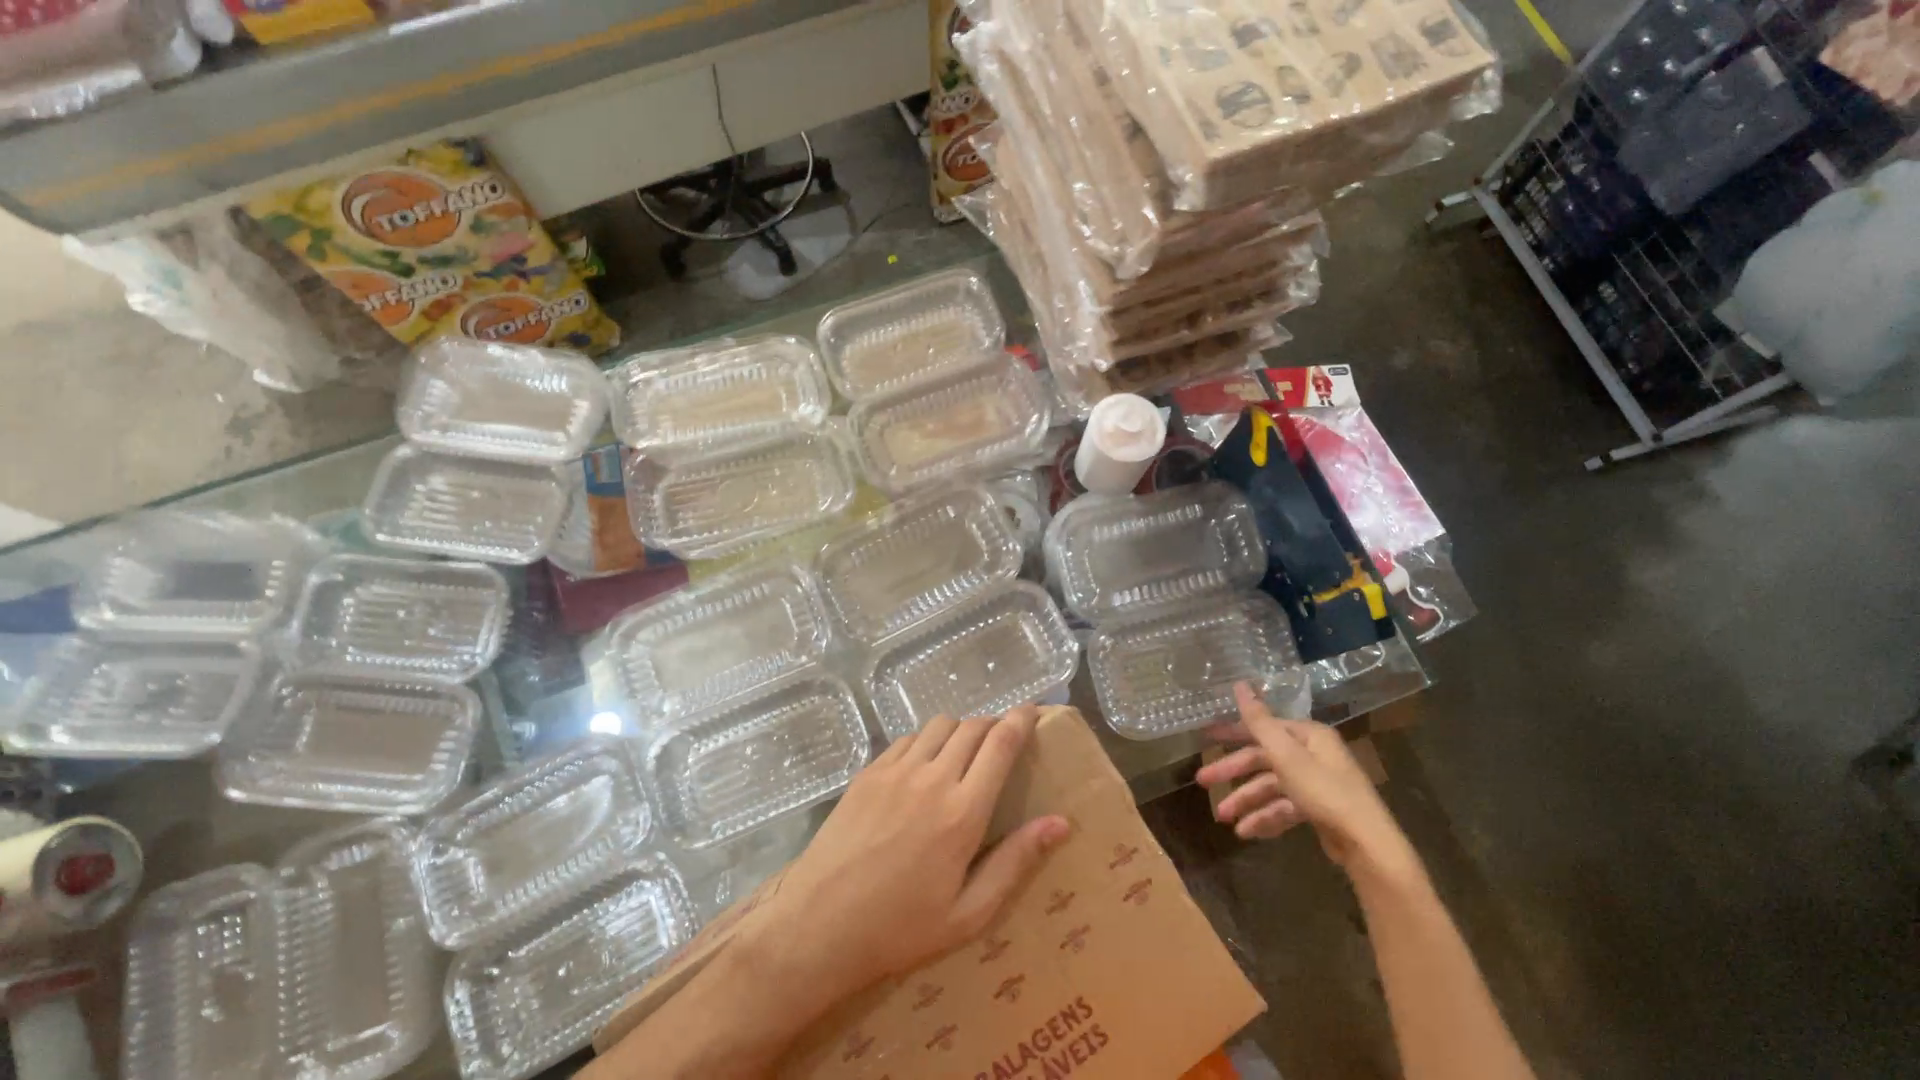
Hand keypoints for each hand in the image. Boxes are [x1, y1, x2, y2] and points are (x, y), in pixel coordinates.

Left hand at [743, 707, 1071, 1000]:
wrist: (819, 925)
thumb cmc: (900, 929)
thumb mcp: (969, 913)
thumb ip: (1015, 862)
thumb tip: (1060, 823)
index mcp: (962, 812)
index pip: (1000, 744)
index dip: (1021, 719)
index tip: (1033, 711)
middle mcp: (931, 779)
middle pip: (971, 727)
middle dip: (994, 723)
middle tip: (1004, 738)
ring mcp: (894, 772)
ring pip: (937, 725)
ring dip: (960, 729)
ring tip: (966, 750)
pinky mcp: (866, 775)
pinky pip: (905, 739)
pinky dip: (925, 741)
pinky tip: (925, 764)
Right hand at [1197, 682, 1421, 890]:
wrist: (1366, 843)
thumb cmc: (1325, 792)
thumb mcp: (1287, 756)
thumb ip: (1260, 723)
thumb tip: (1240, 685)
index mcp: (1309, 736)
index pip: (1264, 728)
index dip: (1233, 733)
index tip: (1206, 737)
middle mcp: (1313, 755)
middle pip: (1264, 759)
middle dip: (1233, 773)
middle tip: (1203, 782)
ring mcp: (1316, 784)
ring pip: (1271, 787)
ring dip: (1246, 801)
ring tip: (1224, 818)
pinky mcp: (1318, 809)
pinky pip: (1284, 808)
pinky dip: (1265, 818)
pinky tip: (1246, 832)